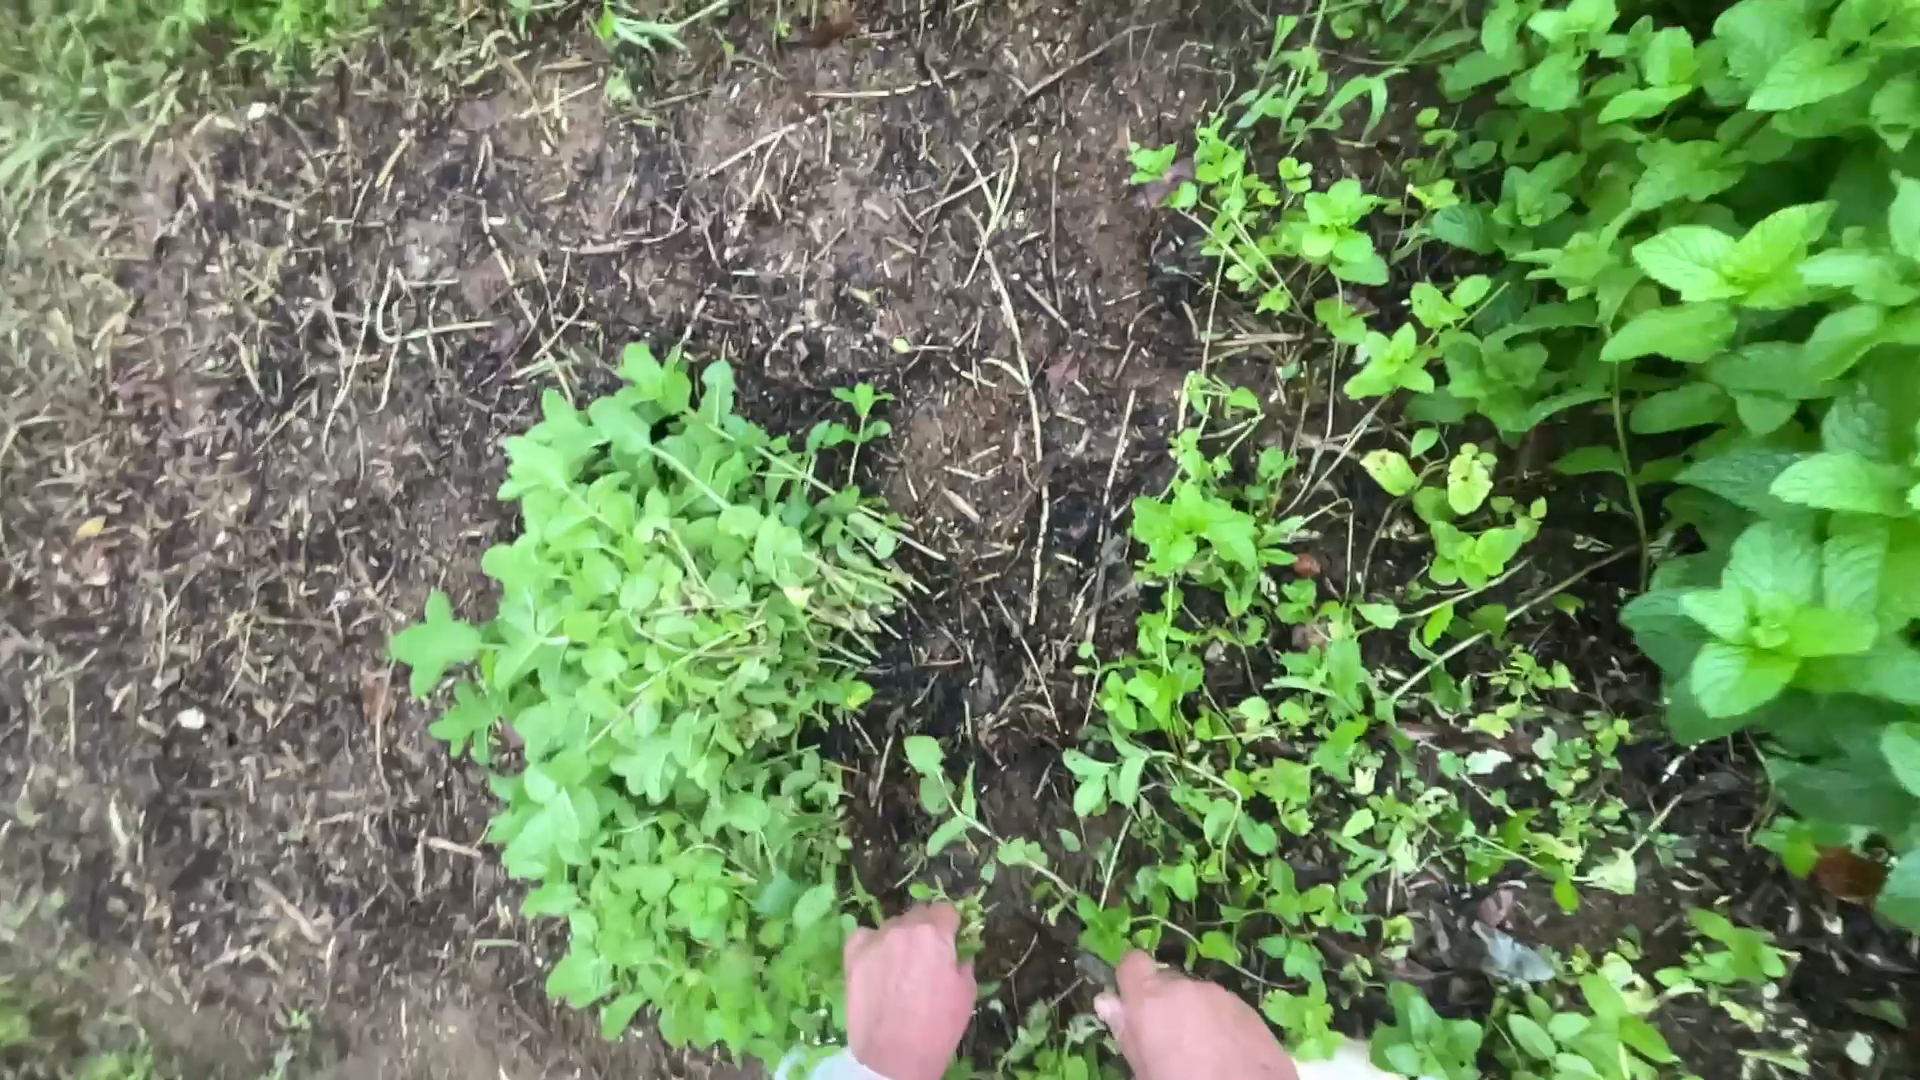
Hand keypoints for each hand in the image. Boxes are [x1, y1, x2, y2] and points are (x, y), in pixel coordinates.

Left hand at [844, 904, 976, 1079]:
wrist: (893, 1061)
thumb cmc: (937, 1030)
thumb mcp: (966, 996)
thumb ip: (963, 965)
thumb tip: (958, 955)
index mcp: (936, 933)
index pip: (946, 910)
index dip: (950, 926)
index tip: (950, 942)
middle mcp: (905, 928)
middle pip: (918, 914)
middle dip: (925, 929)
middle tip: (925, 958)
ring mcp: (878, 939)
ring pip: (892, 926)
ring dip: (899, 939)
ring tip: (898, 968)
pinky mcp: (855, 955)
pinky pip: (864, 936)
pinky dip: (871, 944)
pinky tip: (876, 962)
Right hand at [1094, 951, 1297, 1079]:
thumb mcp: (1144, 1072)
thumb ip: (1125, 1032)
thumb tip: (1107, 1001)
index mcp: (1150, 999)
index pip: (1132, 963)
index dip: (1132, 982)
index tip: (1134, 1008)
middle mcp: (1182, 986)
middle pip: (1166, 982)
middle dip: (1165, 1005)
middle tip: (1171, 1045)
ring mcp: (1218, 995)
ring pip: (1196, 997)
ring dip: (1195, 1017)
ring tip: (1205, 1058)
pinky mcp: (1248, 1010)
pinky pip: (1224, 1010)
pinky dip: (1222, 1027)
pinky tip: (1230, 1060)